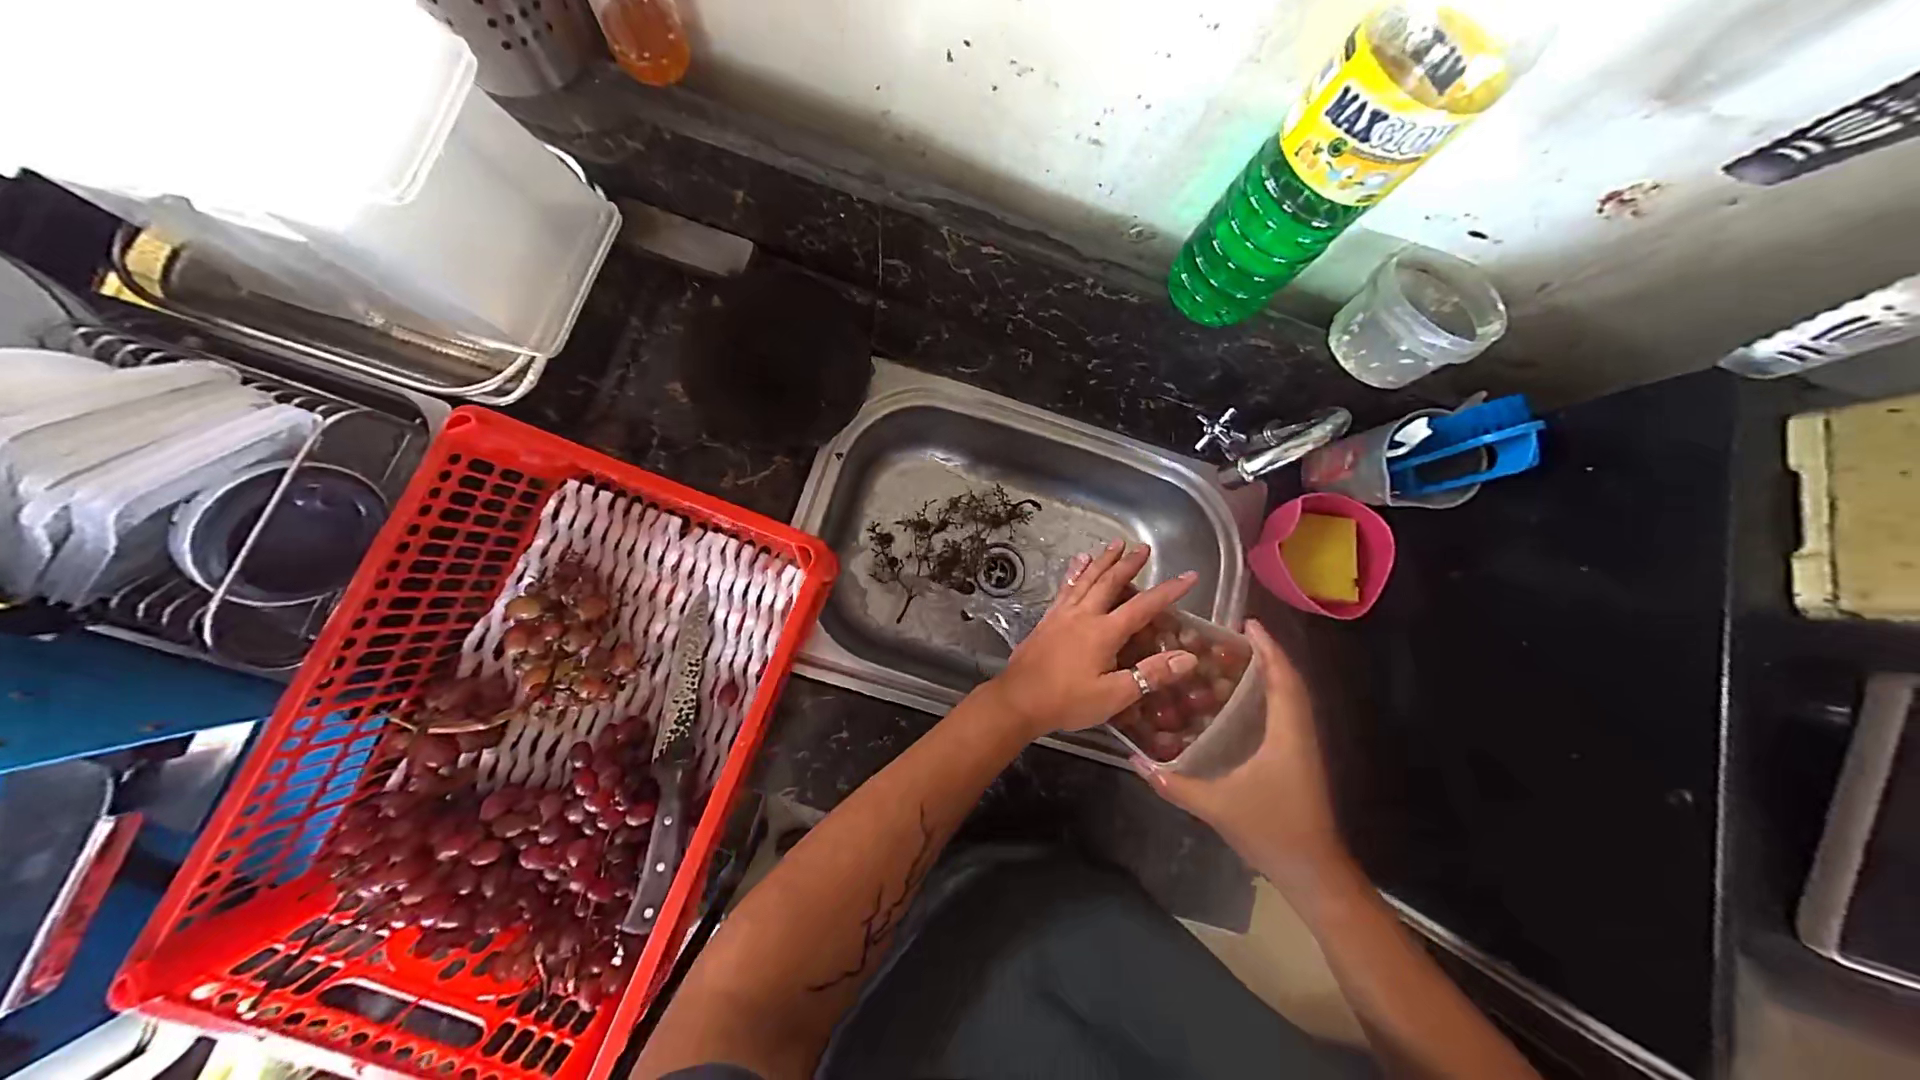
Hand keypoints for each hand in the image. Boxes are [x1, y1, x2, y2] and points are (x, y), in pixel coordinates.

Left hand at [982, 540, 1199, 740]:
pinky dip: (1075, 573)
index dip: (1168, 591)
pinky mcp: (1047, 619)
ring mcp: (1062, 614)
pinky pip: (1065, 588)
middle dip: (1129, 564)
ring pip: (1086, 579)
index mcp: (1104, 632)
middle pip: (1110, 582)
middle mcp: (1084, 615)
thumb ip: (1150, 675)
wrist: (1018, 700)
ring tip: (1115, 545)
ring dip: (1103, 561)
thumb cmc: (1066, 701)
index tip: (1189, 576)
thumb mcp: (1113, 696)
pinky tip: (1077, 564)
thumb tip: (1188, 658)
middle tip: (1143, 548)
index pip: (1144, 606)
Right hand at [1132, 619, 1351, 893]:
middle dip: (1266, 655)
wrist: (1313, 871)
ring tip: (1235, 659)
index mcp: (1286, 734)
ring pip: (1291, 698)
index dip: (1268, 648)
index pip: (1283, 679)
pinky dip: (1271, 695)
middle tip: (1233, 637)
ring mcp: (1303, 747)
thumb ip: (1173, 783)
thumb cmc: (1271, 831)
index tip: (1247, 623)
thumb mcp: (1216, 805)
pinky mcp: (1299, 759)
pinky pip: (1287, 714)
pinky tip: (1243, 700)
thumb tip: (1135, 760)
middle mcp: (1299, 733)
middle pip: (1289, 682)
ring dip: (1270, 673)